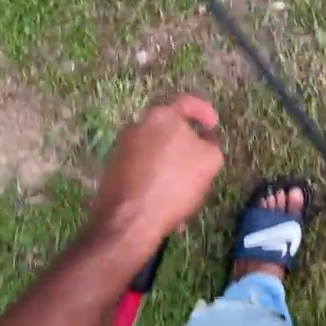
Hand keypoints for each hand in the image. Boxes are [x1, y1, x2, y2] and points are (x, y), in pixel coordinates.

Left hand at [87, 95, 223, 254]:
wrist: (127, 223)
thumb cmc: (173, 184)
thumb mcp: (210, 161)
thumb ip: (211, 143)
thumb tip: (203, 139)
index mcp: (161, 116)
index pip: (187, 103)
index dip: (204, 112)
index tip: (213, 127)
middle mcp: (137, 126)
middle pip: (169, 129)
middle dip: (186, 144)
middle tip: (199, 162)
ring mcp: (121, 149)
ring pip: (155, 152)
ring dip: (170, 165)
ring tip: (183, 190)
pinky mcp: (111, 172)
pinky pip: (142, 169)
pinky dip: (155, 179)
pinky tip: (164, 201)